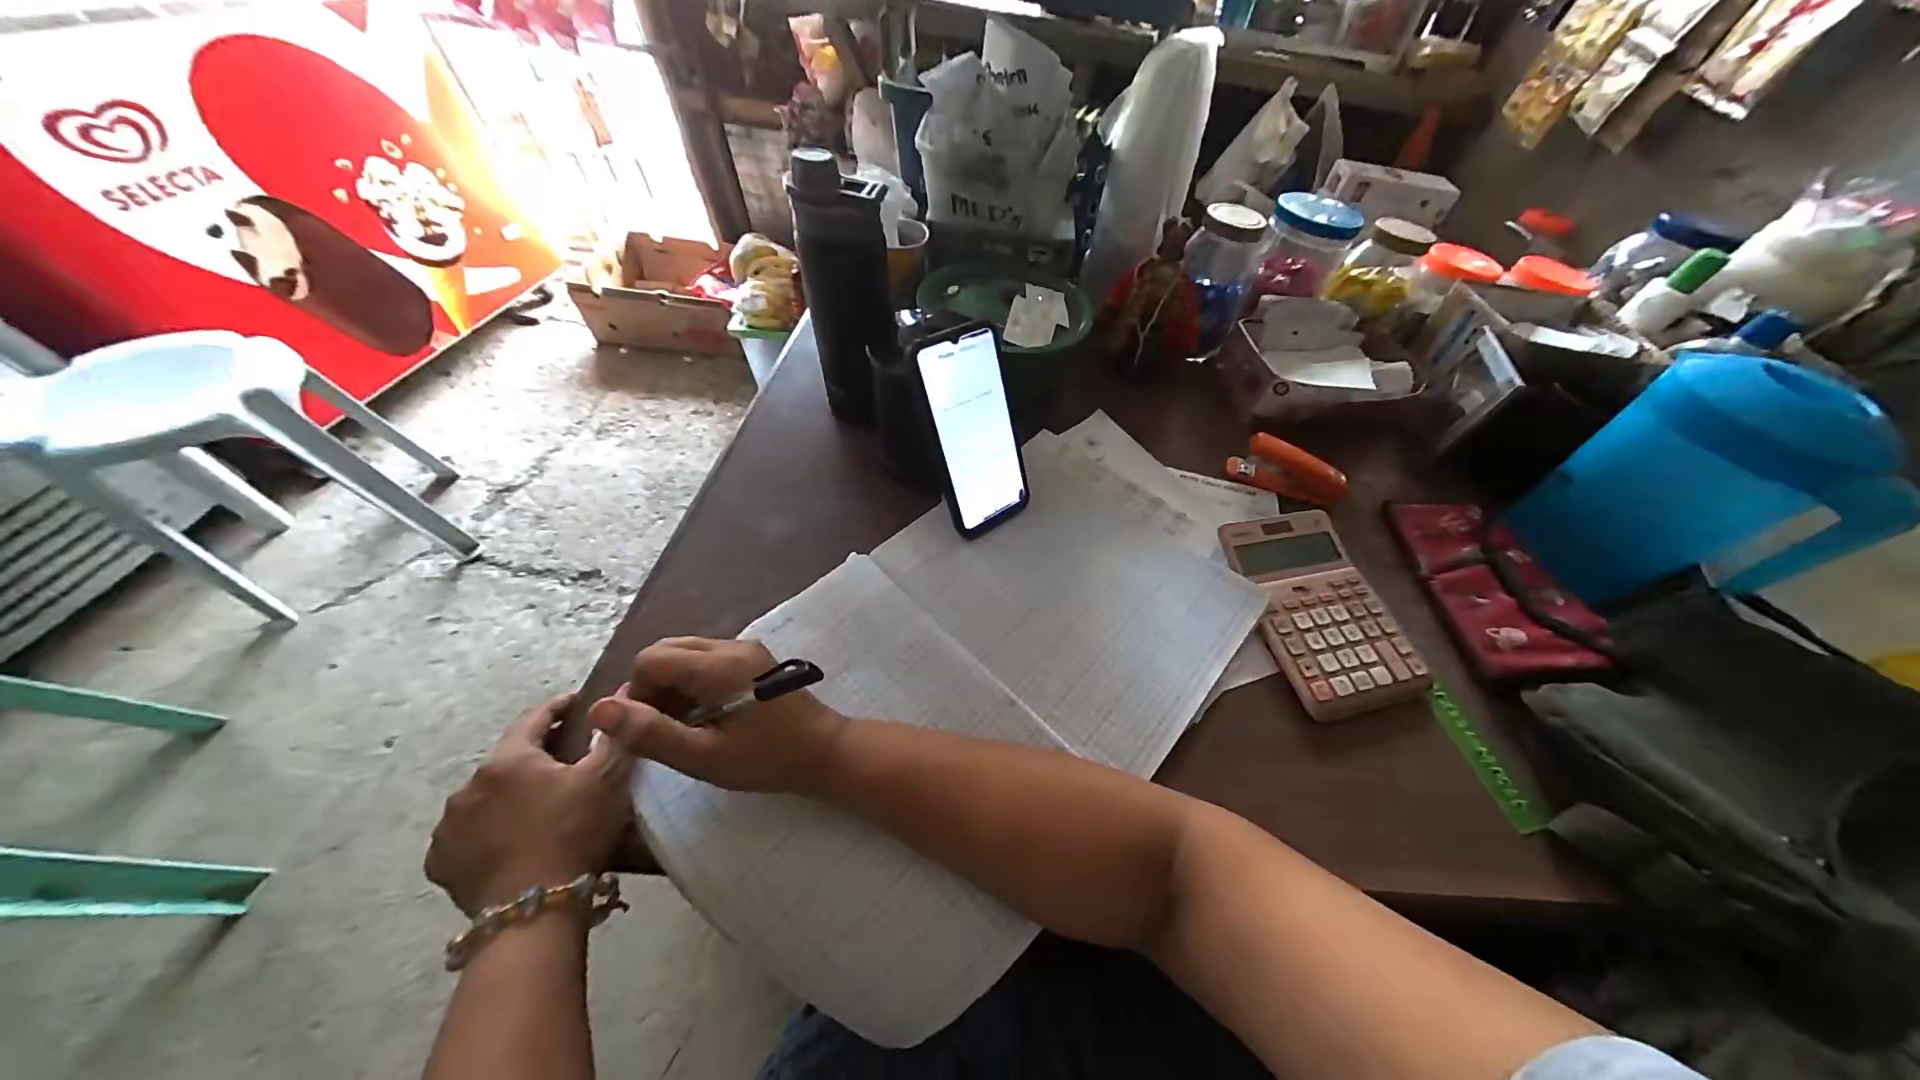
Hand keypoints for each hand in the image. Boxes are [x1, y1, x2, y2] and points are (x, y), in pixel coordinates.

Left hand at [426, 694, 633, 915]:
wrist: (532, 911)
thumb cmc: (574, 832)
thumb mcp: (608, 778)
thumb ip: (614, 735)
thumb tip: (621, 697)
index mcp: (509, 759)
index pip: (534, 717)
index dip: (560, 706)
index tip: (580, 702)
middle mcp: (468, 785)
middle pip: (510, 758)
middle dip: (537, 755)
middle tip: (568, 761)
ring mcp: (449, 826)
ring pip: (487, 796)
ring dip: (511, 793)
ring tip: (540, 806)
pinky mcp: (441, 862)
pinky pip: (469, 832)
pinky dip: (489, 828)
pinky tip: (511, 839)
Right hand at [588, 637, 848, 795]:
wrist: (825, 752)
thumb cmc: (767, 759)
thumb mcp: (704, 756)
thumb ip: (651, 733)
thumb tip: (599, 709)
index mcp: (718, 665)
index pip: (651, 659)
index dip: (636, 694)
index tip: (647, 730)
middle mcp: (732, 646)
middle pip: (668, 650)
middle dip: (652, 687)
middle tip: (662, 729)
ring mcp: (746, 650)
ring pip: (687, 654)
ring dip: (672, 685)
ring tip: (683, 726)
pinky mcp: (755, 660)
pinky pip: (708, 660)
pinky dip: (693, 683)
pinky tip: (705, 716)